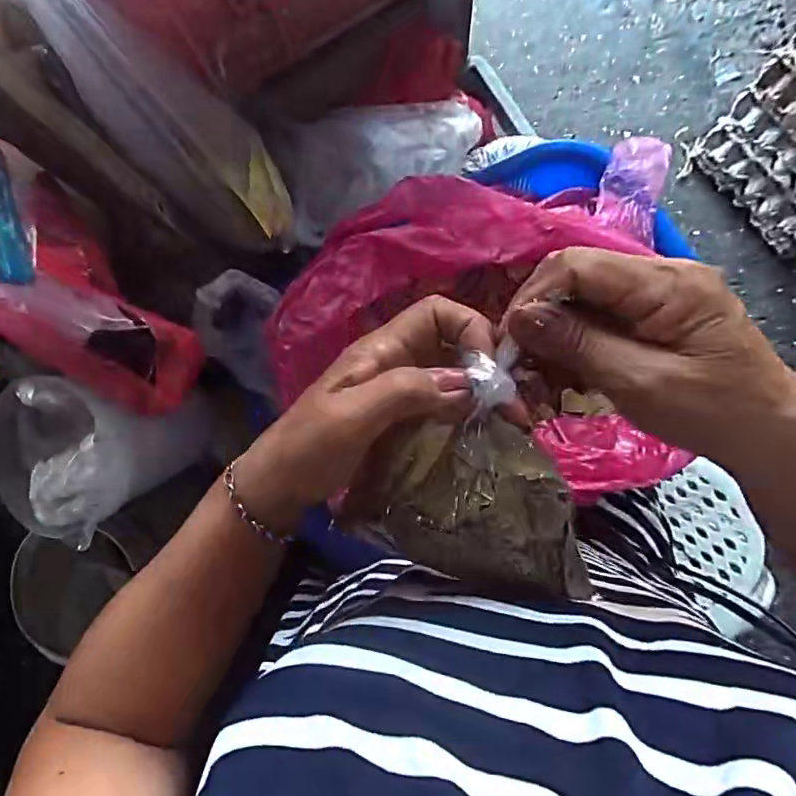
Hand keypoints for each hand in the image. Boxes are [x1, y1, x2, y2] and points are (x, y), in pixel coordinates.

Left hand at [234, 296, 498, 530]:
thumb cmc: (308, 446)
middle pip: (453, 345)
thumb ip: (404, 392)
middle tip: (515, 411)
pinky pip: (442, 408)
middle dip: (488, 368)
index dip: (469, 328)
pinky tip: (482, 438)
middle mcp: (393, 363)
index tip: (488, 371)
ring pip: (452, 378)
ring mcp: (396, 393)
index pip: (437, 311)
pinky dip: (466, 417)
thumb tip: (469, 383)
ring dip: (483, 396)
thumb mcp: (351, 416)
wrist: (279, 485)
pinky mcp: (399, 422)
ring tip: (510, 427)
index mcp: (379, 349)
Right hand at [500, 248, 795, 467]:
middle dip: (539, 321)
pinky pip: (594, 318)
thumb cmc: (716, 413)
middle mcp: (661, 275)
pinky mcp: (650, 315)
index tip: (510, 343)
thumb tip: (519, 318)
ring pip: (578, 300)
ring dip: (552, 339)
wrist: (773, 436)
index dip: (532, 298)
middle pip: (573, 279)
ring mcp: (656, 294)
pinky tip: (569, 378)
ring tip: (545, 381)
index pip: (575, 265)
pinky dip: (572, 347)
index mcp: (667, 283)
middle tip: (521, 366)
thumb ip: (577, 344)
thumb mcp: (639, 382)